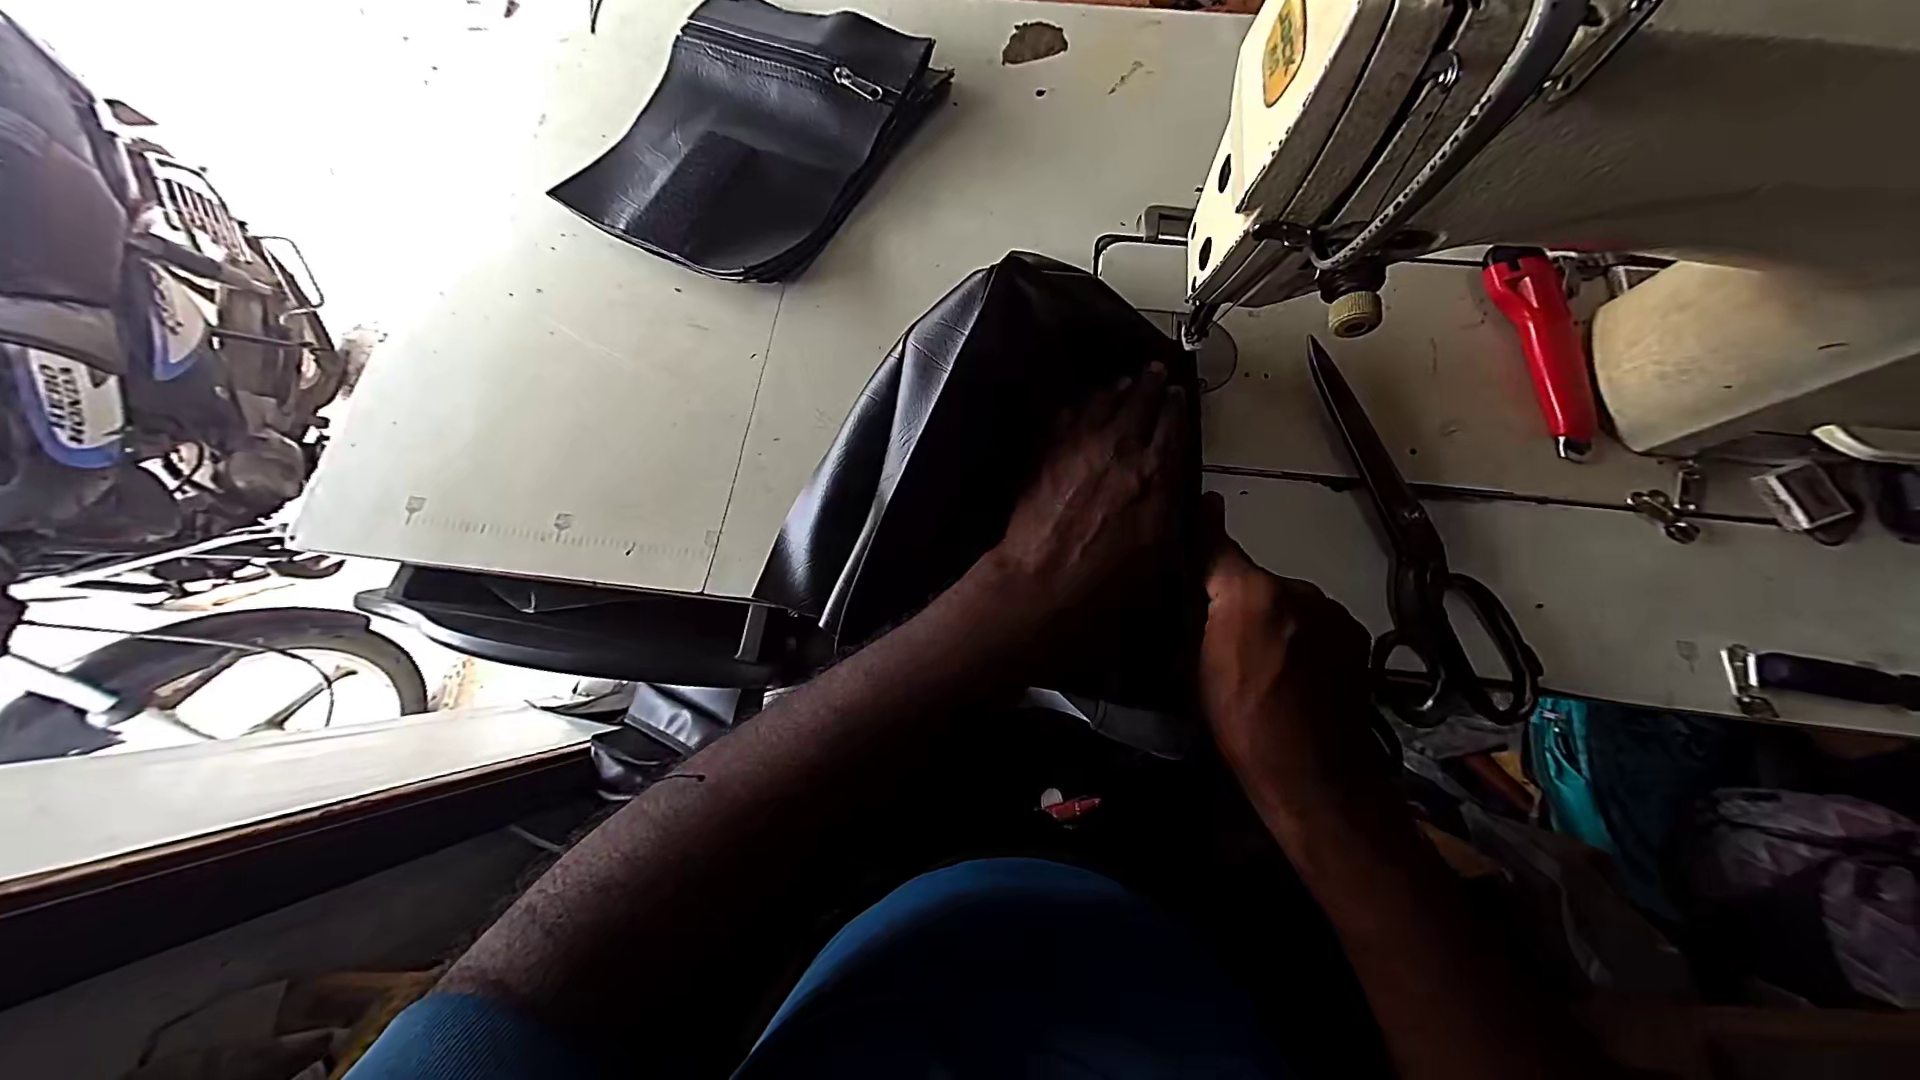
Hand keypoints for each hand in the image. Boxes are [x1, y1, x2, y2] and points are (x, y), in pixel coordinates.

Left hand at [981, 362, 1187, 625]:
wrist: (1044, 580)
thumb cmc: (1106, 581)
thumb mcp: (1166, 559)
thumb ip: (1184, 521)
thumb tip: (1200, 501)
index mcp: (1154, 473)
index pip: (1171, 424)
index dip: (1176, 405)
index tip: (1178, 394)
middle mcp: (1118, 449)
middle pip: (1138, 402)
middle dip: (1148, 383)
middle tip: (1154, 370)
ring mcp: (1078, 448)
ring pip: (1100, 403)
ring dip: (1113, 390)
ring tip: (1120, 383)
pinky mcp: (1045, 454)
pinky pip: (1064, 419)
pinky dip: (1075, 410)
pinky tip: (1077, 408)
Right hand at [1198, 492, 1381, 804]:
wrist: (1314, 777)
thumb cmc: (1237, 721)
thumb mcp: (1194, 667)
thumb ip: (1194, 609)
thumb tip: (1194, 572)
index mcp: (1250, 593)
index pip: (1216, 545)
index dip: (1200, 529)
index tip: (1194, 506)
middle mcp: (1296, 589)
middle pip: (1251, 580)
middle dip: (1233, 598)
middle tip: (1217, 636)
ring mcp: (1331, 611)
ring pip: (1283, 601)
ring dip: (1268, 618)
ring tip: (1258, 661)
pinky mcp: (1355, 635)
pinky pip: (1312, 621)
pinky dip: (1297, 634)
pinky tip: (1291, 671)